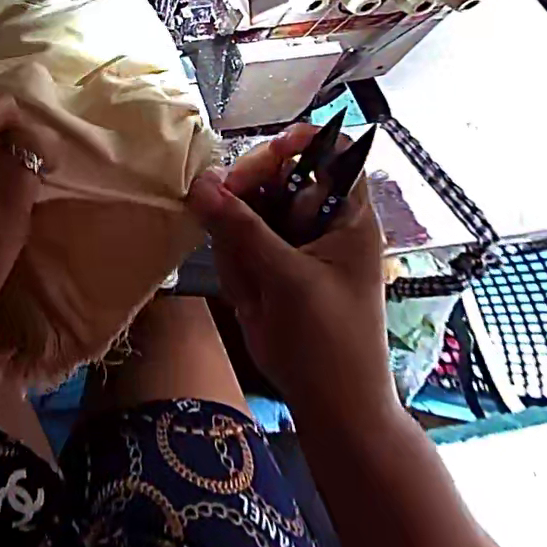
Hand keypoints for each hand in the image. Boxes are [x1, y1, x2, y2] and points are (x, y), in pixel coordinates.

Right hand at [186, 124, 398, 422]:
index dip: (305, 140)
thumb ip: (243, 228)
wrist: (328, 406)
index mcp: (346, 215)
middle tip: (221, 201)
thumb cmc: (330, 341)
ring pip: (246, 203)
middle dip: (250, 187)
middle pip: (277, 171)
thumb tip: (201, 183)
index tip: (273, 148)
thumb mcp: (289, 280)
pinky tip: (246, 291)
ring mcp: (287, 238)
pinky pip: (234, 236)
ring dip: (235, 230)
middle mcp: (315, 218)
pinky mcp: (264, 260)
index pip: (332, 154)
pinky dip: (231, 257)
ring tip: (248, 277)